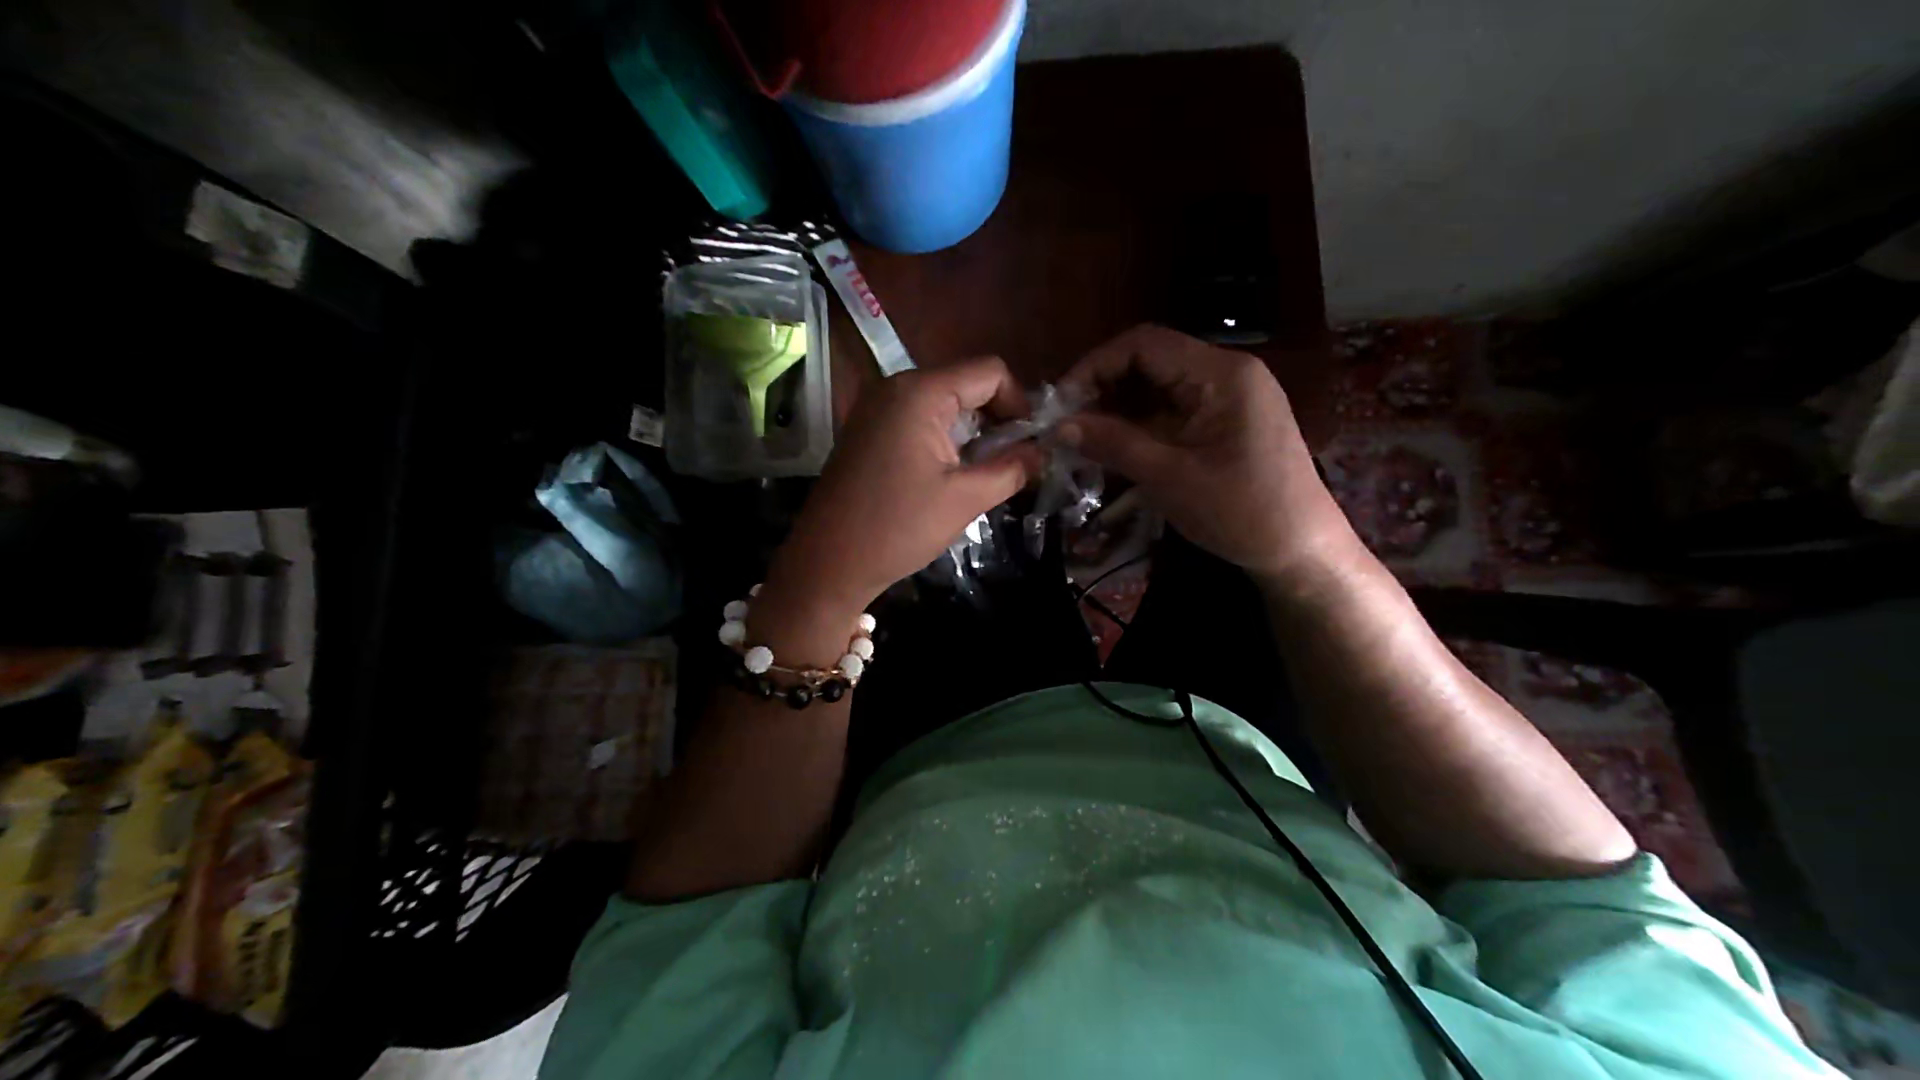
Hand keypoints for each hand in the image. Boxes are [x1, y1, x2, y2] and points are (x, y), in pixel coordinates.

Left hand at [759, 358, 1041, 650]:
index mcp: (921, 393)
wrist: (828, 562)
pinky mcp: (867, 430)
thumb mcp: (965, 499)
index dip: (1019, 402)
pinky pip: (917, 419)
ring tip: (985, 472)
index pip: (989, 372)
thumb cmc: (898, 528)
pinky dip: (943, 438)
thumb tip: (1043, 453)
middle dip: (997, 418)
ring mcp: (876, 408)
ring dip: (971, 431)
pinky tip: (949, 474)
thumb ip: (1012, 468)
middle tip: (1014, 461)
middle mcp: (896, 387)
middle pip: (965, 383)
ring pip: (942, 403)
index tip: (1030, 443)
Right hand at [1060, 325, 1360, 587]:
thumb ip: (1113, 443)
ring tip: (1082, 440)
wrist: (1301, 551)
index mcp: (1221, 374)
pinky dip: (1139, 427)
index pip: (1144, 344)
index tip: (1062, 403)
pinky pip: (1172, 412)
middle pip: (1150, 362)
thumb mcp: (1170, 478)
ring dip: (1118, 410)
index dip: (1095, 366)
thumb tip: (1059, 425)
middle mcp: (1226, 374)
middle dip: (1103, 388)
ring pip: (1157, 388)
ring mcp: (1227, 398)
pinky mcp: (1224, 422)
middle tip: (1067, 425)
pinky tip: (1113, 450)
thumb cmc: (1241, 512)